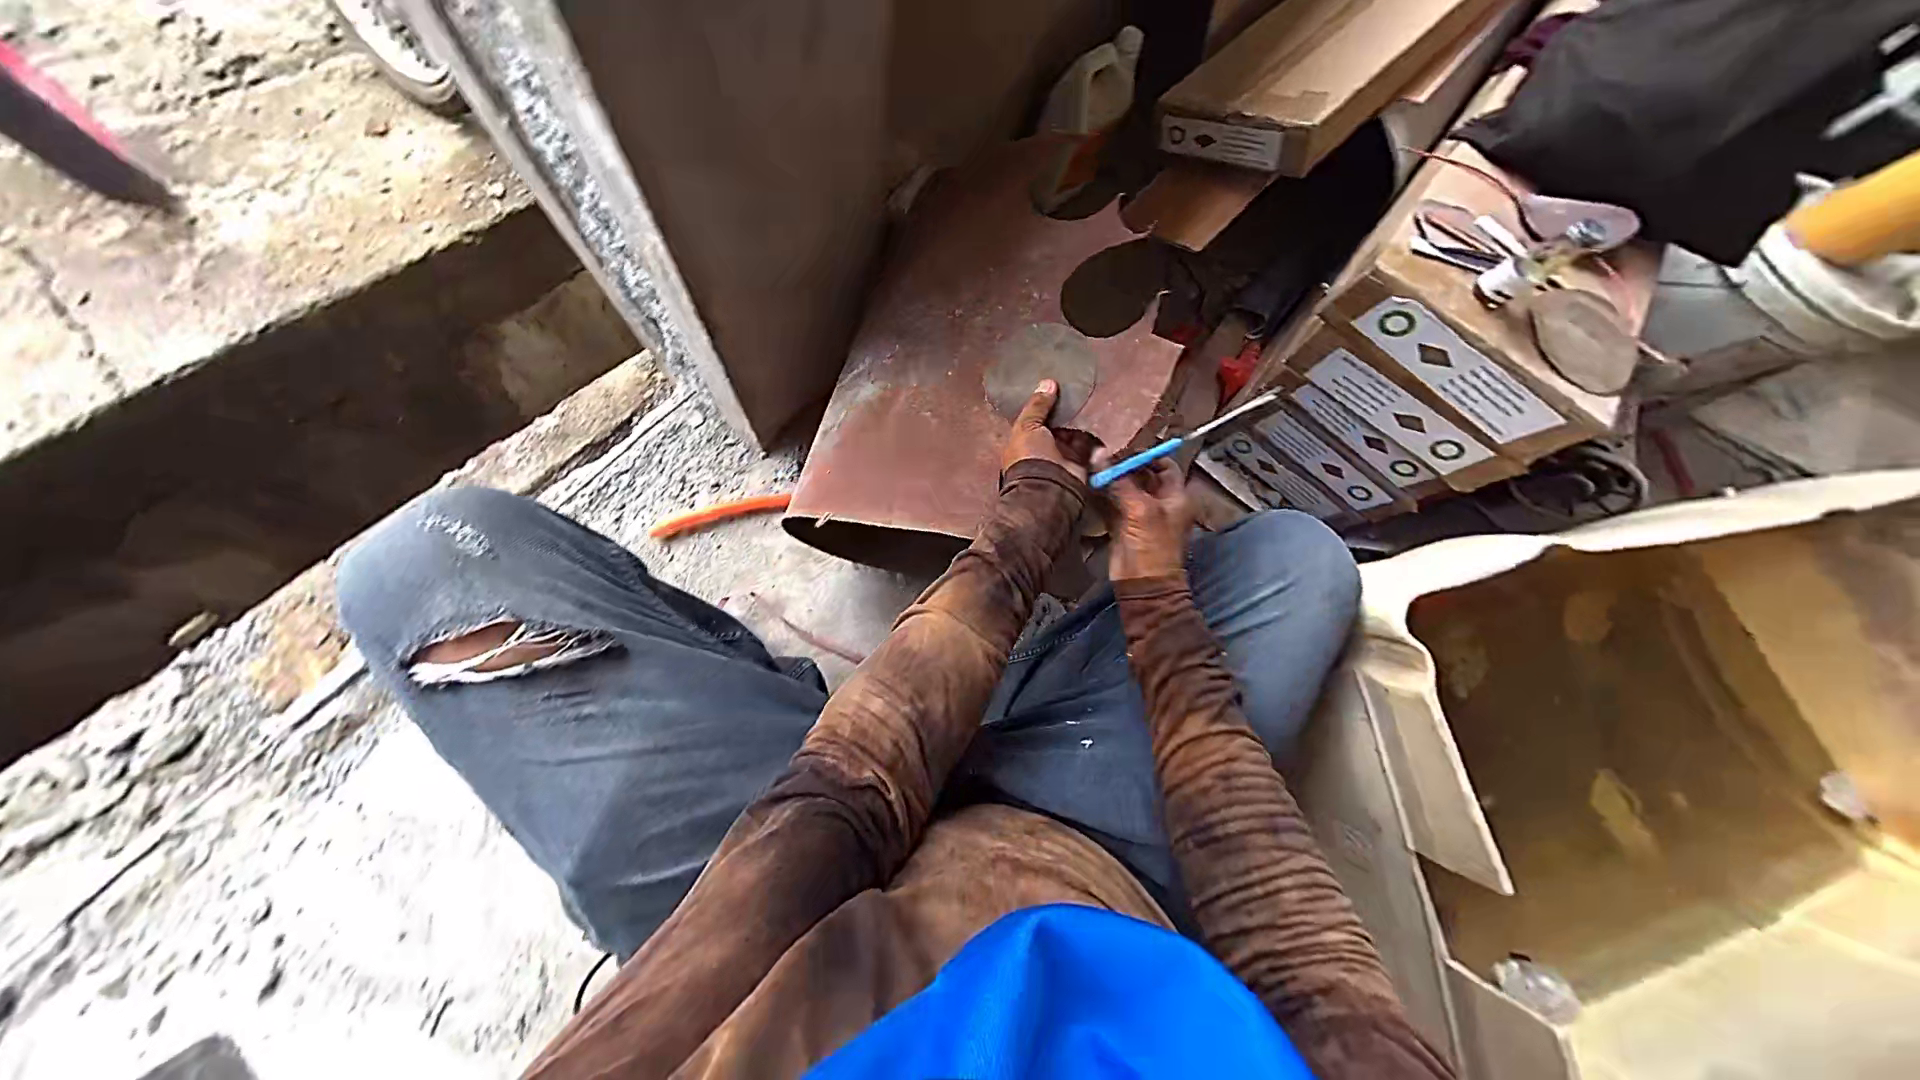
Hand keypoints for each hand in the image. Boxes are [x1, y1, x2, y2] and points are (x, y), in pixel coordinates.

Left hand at [1001, 380, 1093, 482]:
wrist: (1048, 487)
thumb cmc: (1030, 456)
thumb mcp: (1027, 426)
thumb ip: (1038, 405)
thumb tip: (1047, 383)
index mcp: (1027, 442)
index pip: (1039, 421)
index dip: (1049, 407)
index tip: (1061, 390)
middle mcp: (1046, 450)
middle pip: (1063, 427)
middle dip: (1073, 415)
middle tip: (1084, 397)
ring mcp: (1064, 459)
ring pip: (1080, 438)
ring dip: (1088, 428)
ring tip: (1098, 412)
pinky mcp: (1081, 468)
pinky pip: (1093, 453)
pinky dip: (1099, 448)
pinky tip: (1101, 440)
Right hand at [1097, 454, 1193, 580]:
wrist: (1142, 585)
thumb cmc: (1153, 547)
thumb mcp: (1139, 509)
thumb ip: (1120, 481)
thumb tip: (1100, 455)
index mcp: (1176, 497)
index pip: (1165, 465)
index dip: (1147, 455)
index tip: (1125, 449)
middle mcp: (1160, 503)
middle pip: (1142, 475)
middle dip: (1124, 465)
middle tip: (1103, 455)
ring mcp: (1141, 515)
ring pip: (1125, 489)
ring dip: (1111, 479)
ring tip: (1093, 465)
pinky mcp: (1124, 526)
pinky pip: (1113, 503)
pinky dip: (1103, 494)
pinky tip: (1090, 483)